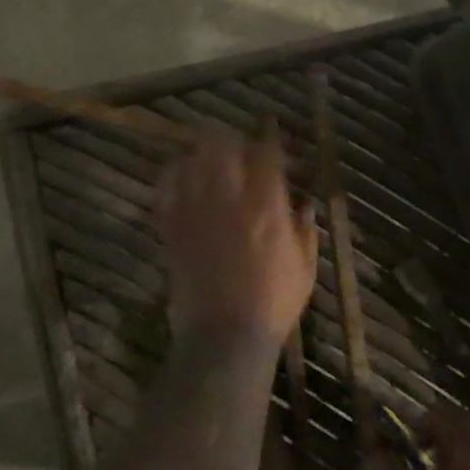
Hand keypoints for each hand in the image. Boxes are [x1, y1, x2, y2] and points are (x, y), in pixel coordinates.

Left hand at [155, 128, 318, 347]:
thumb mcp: (305, 268)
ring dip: (200, 154)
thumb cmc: (273, 304)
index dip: (269, 137)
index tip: (271, 134)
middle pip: (221, 144)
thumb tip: (305, 205)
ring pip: (190, 160)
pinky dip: (172, 177)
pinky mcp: (171, 228)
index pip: (266, 152)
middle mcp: (228, 198)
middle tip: (236, 145)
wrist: (224, 336)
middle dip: (230, 138)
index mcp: (267, 205)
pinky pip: (164, 189)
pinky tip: (179, 179)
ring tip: (207, 159)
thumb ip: (305, 230)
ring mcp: (194, 211)